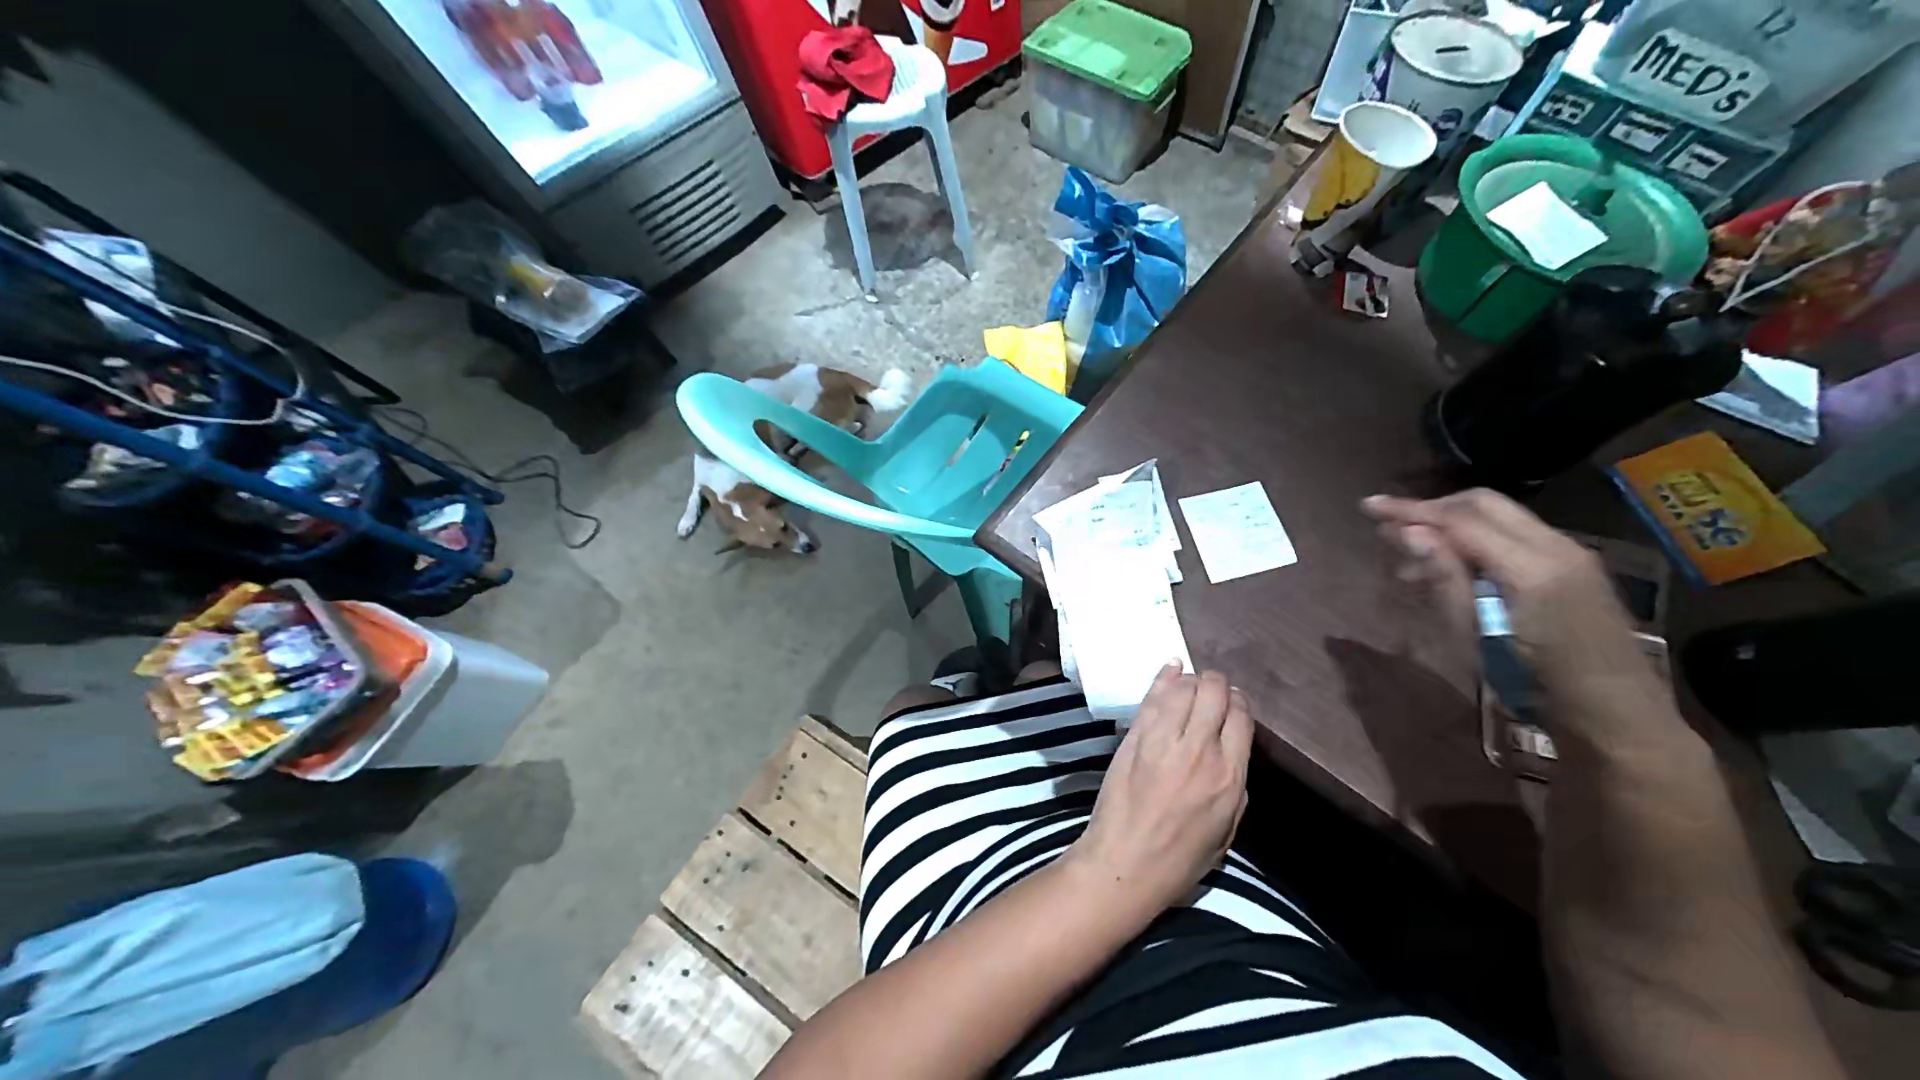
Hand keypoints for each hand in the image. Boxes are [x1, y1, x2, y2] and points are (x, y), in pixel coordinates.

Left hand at [1066, 665, 1252, 919]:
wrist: (1125, 863)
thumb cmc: (1180, 859)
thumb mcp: (1226, 832)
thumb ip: (1235, 789)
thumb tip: (1231, 757)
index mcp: (1230, 777)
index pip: (1242, 719)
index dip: (1239, 704)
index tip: (1234, 702)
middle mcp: (1201, 751)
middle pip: (1214, 694)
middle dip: (1216, 684)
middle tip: (1212, 687)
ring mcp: (1164, 740)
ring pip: (1184, 689)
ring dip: (1190, 679)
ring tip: (1190, 680)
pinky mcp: (1135, 737)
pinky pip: (1153, 697)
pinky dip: (1163, 678)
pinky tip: (1171, 666)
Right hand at [1361, 489, 1655, 701]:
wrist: (1616, 717)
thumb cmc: (1536, 685)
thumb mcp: (1478, 637)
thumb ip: (1446, 579)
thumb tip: (1408, 533)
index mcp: (1532, 567)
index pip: (1460, 520)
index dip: (1411, 510)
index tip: (1368, 507)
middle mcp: (1557, 547)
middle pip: (1482, 505)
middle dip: (1431, 509)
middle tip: (1388, 526)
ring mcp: (1571, 555)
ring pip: (1499, 517)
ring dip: (1452, 527)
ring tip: (1410, 561)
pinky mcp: (1574, 568)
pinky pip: (1515, 536)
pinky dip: (1476, 541)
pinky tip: (1450, 570)